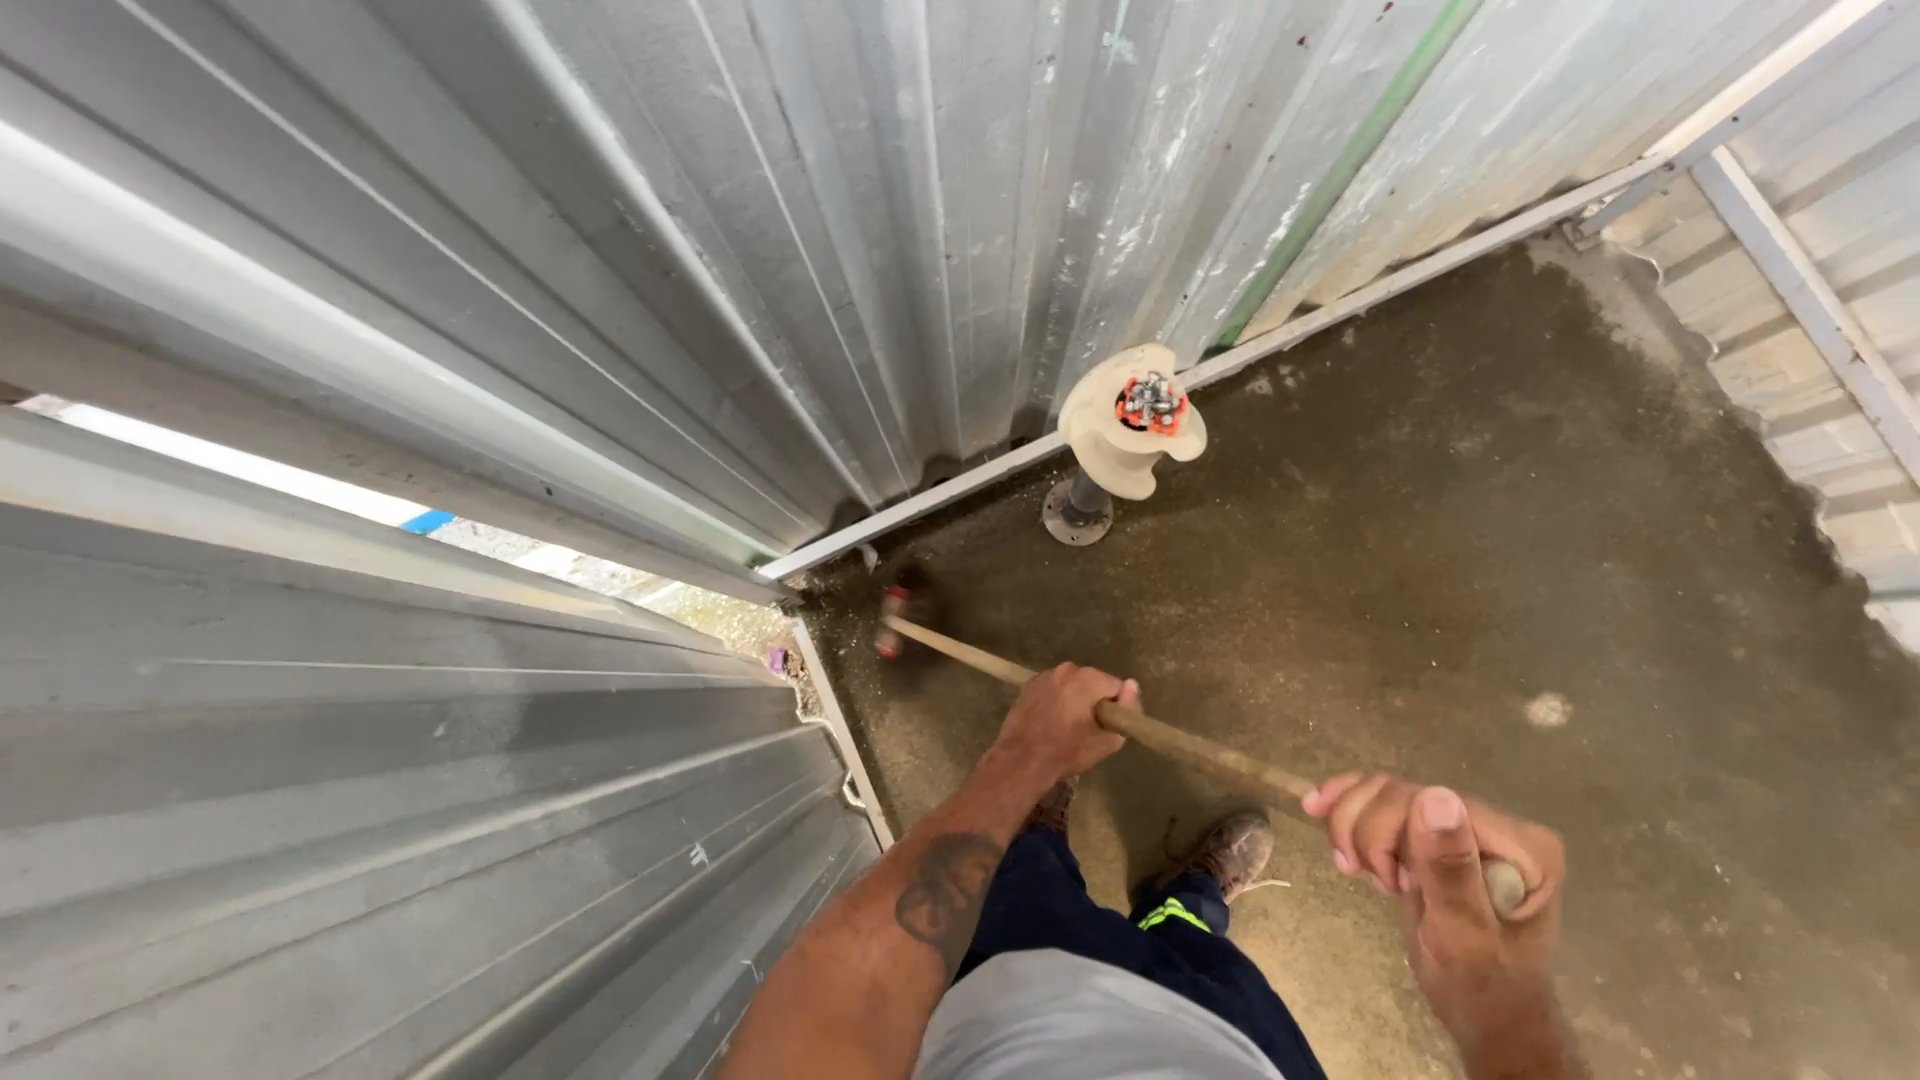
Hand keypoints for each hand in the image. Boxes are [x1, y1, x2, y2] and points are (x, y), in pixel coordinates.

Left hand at [992, 663, 1134, 785]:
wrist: (1021, 760)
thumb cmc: (1067, 751)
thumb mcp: (1107, 739)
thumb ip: (1127, 711)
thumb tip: (1132, 686)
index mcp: (1088, 678)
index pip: (1117, 687)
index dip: (1118, 708)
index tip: (1109, 727)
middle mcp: (1066, 669)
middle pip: (1094, 683)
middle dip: (1096, 701)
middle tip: (1090, 729)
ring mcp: (1045, 675)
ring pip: (1072, 685)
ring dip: (1076, 700)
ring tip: (1069, 727)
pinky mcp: (1028, 686)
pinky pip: (1054, 689)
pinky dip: (1057, 700)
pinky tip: (1052, 721)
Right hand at [1305, 775, 1580, 1078]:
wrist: (1486, 1016)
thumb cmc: (1481, 987)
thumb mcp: (1465, 936)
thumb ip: (1451, 870)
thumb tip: (1434, 796)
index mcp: (1522, 845)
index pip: (1431, 801)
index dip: (1384, 827)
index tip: (1373, 875)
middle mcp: (1498, 825)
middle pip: (1403, 793)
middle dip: (1365, 830)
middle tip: (1355, 872)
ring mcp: (1466, 827)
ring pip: (1384, 792)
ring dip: (1351, 824)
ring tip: (1351, 866)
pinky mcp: (1437, 835)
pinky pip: (1383, 803)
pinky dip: (1350, 813)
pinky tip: (1328, 824)